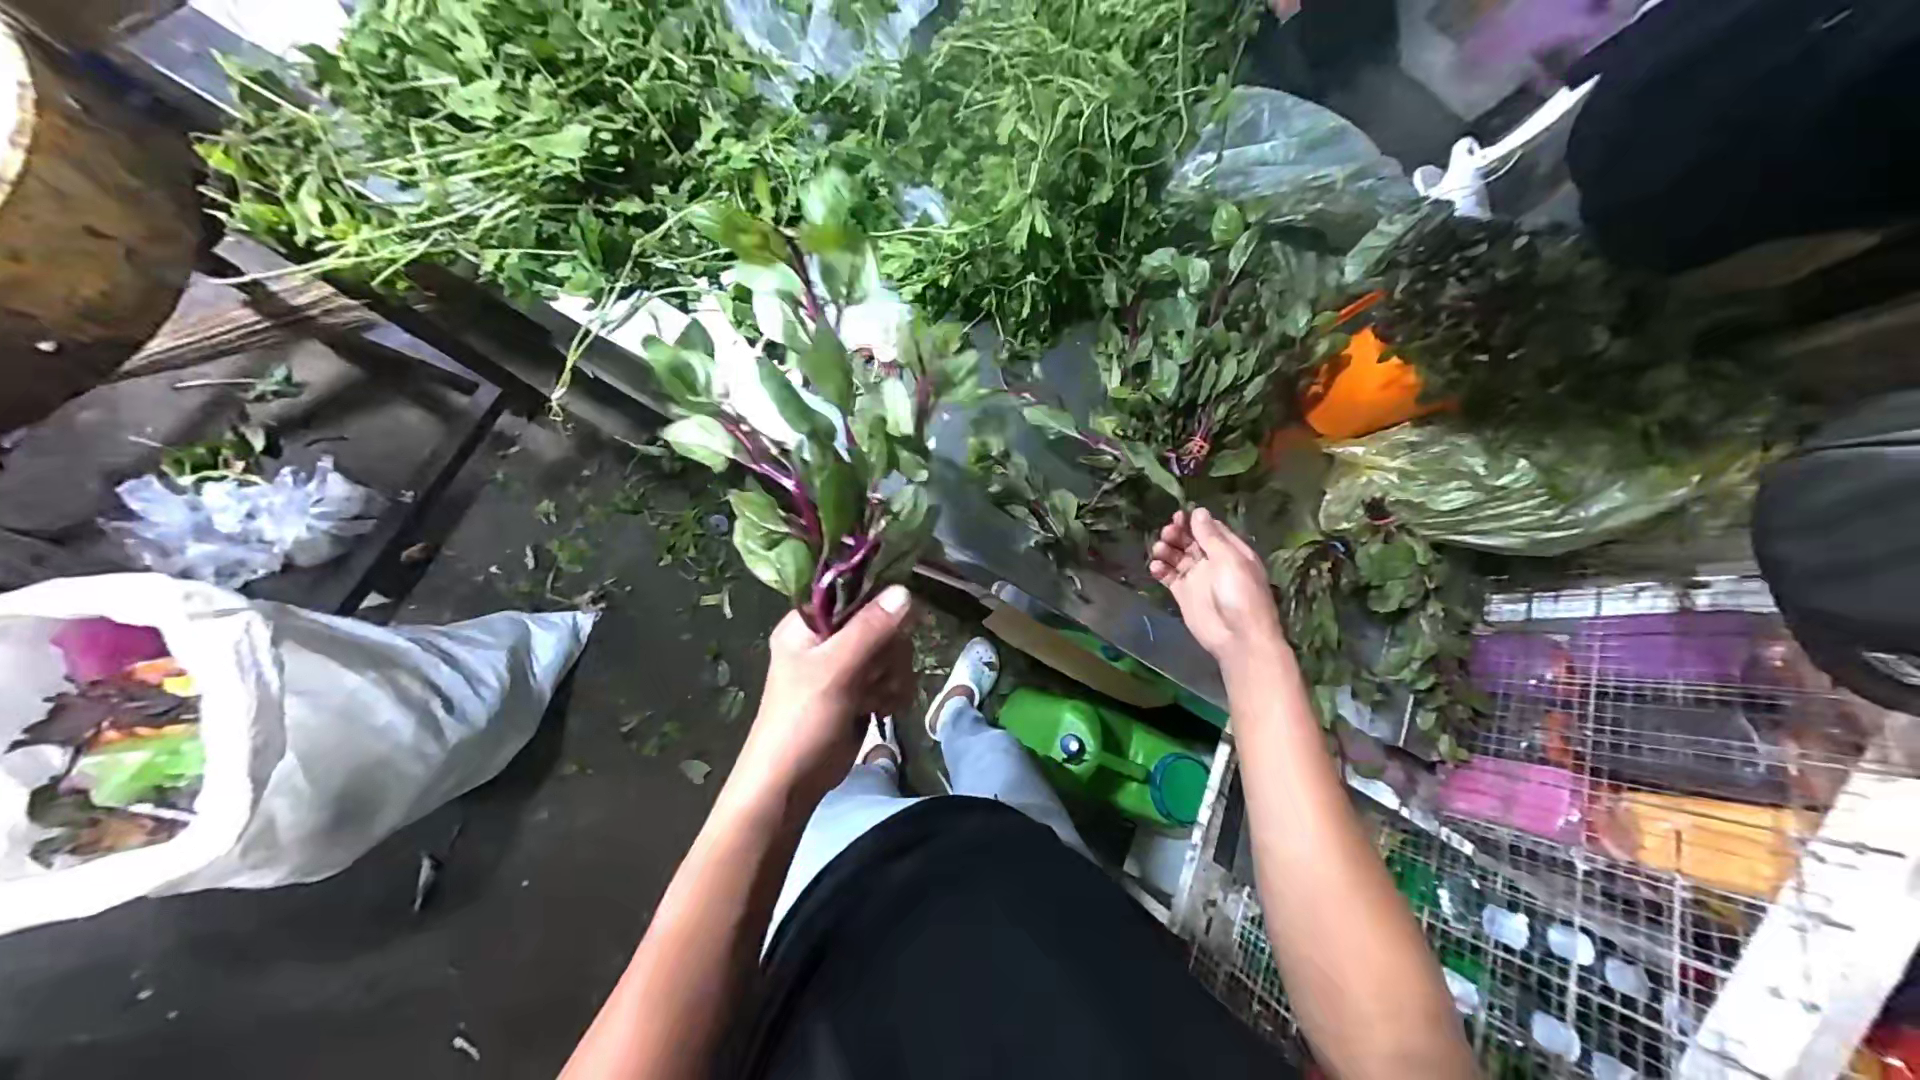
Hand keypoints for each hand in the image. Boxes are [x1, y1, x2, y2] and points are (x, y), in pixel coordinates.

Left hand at [728, 585, 916, 811]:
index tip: (889, 628)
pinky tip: (879, 709)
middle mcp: (829, 636)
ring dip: (890, 678)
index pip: (855, 591)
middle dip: (886, 654)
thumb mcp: (834, 669)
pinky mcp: (862, 688)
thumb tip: (905, 591)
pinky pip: (895, 676)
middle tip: (869, 676)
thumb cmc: (801, 720)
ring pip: (894, 651)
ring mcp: (847, 663)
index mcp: (810, 620)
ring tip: (870, 699)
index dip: (878, 606)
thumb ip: (870, 629)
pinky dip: (892, 693)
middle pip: (884, 622)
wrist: (792, 783)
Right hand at [1150, 508, 1291, 674]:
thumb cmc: (1241, 595)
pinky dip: (1160, 569)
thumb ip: (1211, 536)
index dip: (1193, 521)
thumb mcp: (1230, 560)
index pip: (1209, 529)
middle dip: (1177, 534)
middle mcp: (1213, 561)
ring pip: (1177, 556)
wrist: (1238, 637)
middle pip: (1190, 540)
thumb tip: (1198, 511)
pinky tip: (1155, 568)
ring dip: (1166, 549)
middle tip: (1167, 533)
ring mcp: (1197, 577)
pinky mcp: (1183, 593)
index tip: (1178, 516)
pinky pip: (1168, 576)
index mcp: (1230, 551)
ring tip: (1159, 550)